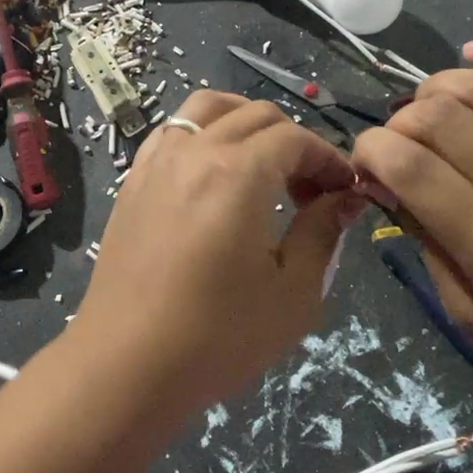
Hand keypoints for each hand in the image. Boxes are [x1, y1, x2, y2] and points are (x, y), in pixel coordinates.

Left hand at [70, 92, 364, 414]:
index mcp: (238, 172)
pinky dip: (201, 134)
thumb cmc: (218, 336)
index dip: (328, 158)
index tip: (344, 192)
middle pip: (254, 115)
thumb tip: (343, 198)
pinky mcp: (133, 181)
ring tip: (263, 164)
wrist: (127, 363)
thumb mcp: (293, 293)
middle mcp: (195, 150)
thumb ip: (321, 232)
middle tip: (310, 189)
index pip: (294, 138)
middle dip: (293, 141)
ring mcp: (157, 161)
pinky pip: (171, 132)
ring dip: (244, 122)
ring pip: (206, 108)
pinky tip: (211, 172)